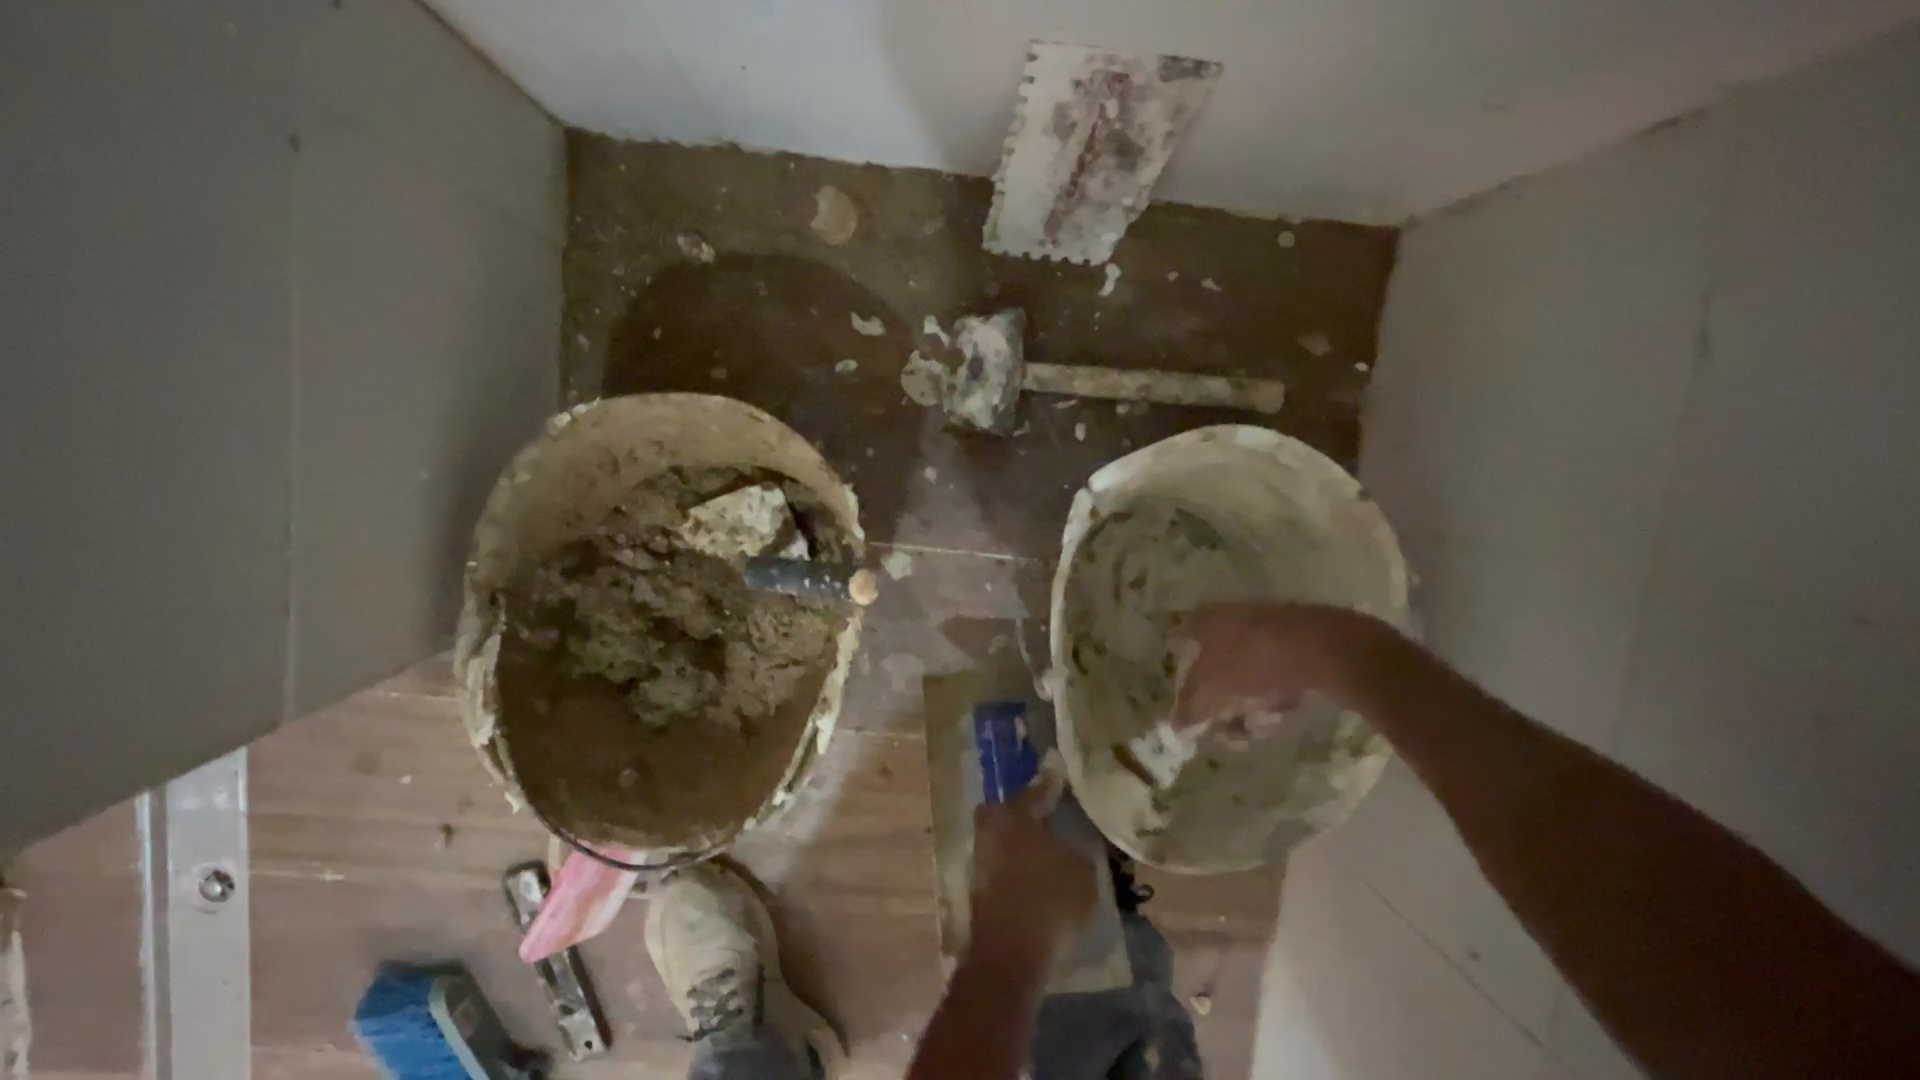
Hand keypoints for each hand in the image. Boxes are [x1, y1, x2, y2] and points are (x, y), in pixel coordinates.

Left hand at [968, 761, 1096, 972]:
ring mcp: (980, 862)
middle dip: (1025, 811)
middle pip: (1006, 811)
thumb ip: (1078, 849)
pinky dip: (1018, 868)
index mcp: (1013, 815)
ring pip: (1003, 840)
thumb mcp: (1081, 871)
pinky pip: (1003, 867)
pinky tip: (1039, 877)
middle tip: (1050, 815)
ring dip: (1021, 842)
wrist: (1010, 956)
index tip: (1061, 775)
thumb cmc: (1049, 901)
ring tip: (1050, 850)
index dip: (1052, 784)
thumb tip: (1071, 845)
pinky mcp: (979, 891)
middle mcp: (990, 831)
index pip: (1036, 790)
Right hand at [1172, 603, 1382, 734]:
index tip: (1183, 694)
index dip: (1180, 668)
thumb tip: (1175, 726)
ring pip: (1247, 668)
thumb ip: (1189, 708)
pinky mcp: (1297, 641)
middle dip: (1216, 693)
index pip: (1181, 639)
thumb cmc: (1251, 663)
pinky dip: (1273, 693)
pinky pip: (1275, 672)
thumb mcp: (1211, 691)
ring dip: (1245, 698)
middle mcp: (1232, 616)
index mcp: (1205, 619)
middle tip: (1218, 721)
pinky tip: (1278, 712)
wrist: (1321, 649)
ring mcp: (1267, 626)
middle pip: (1215, 659)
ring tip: (1252, 725)